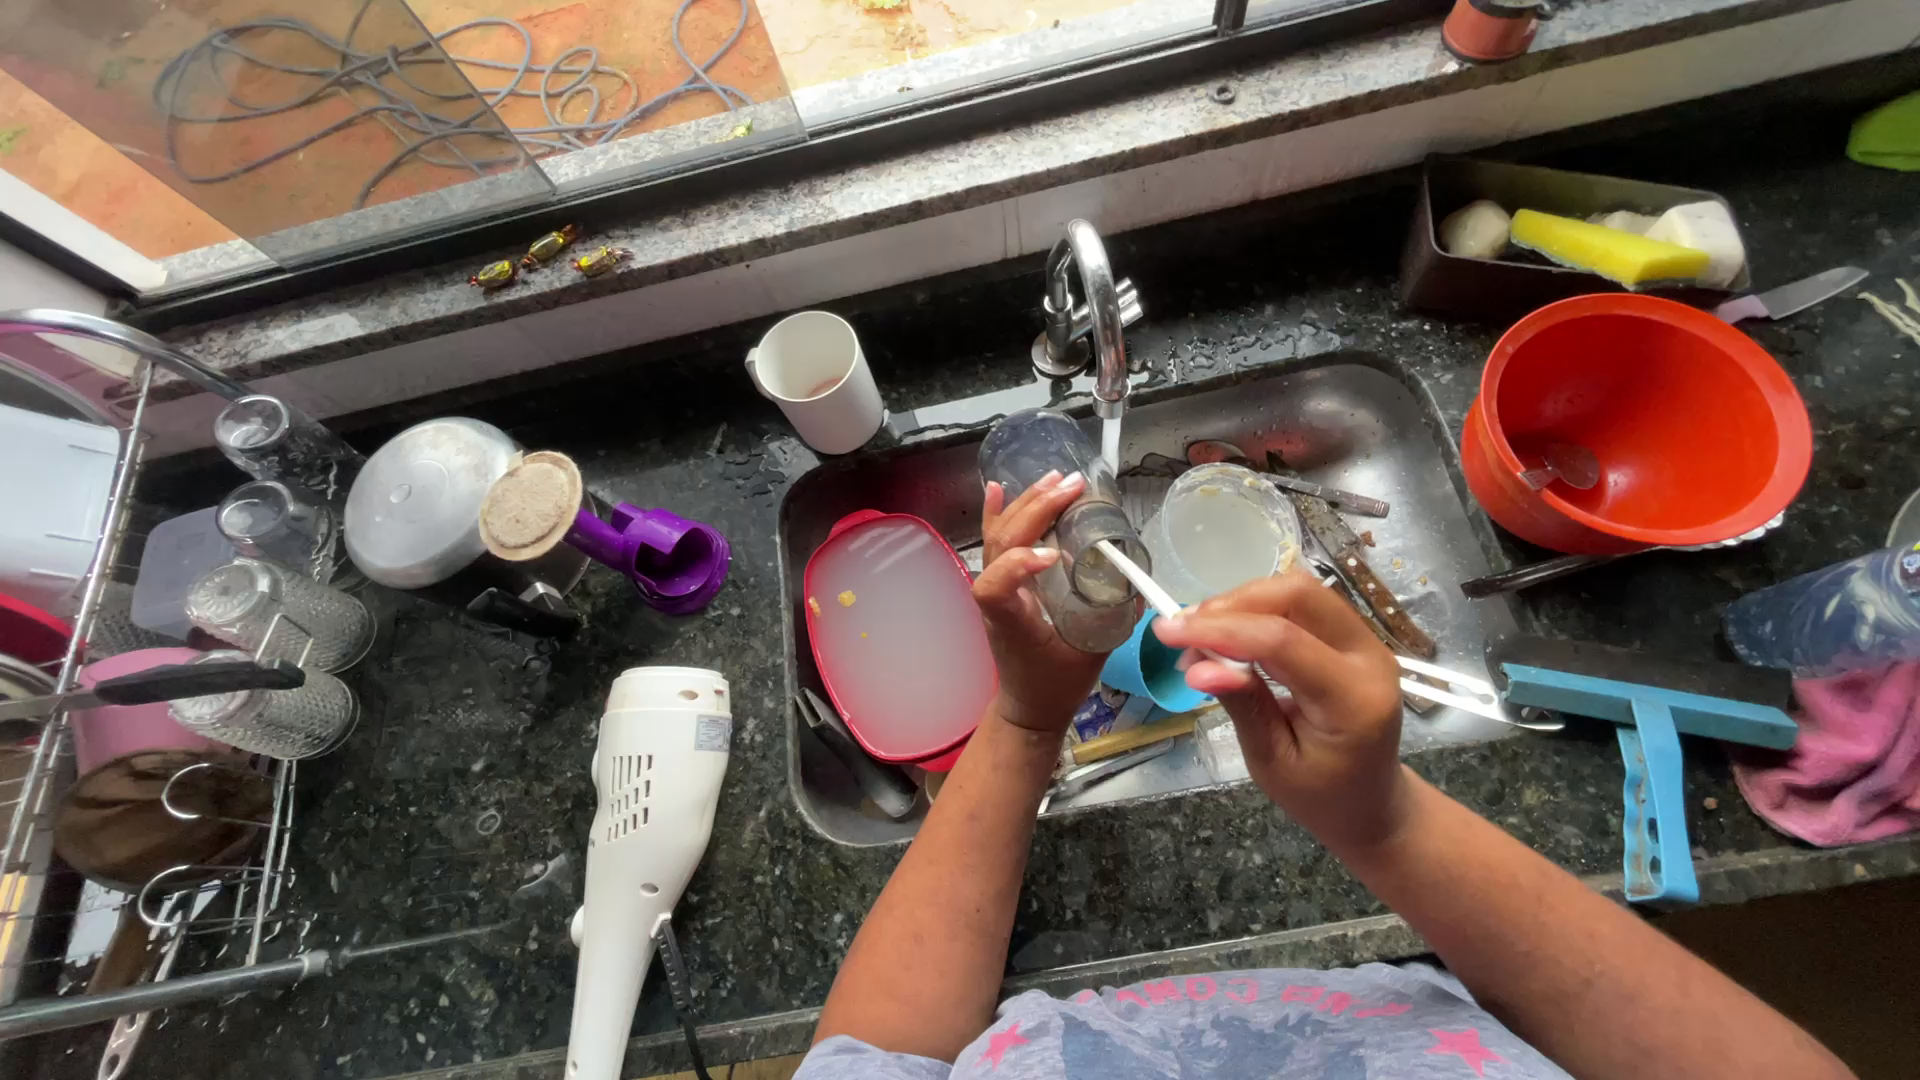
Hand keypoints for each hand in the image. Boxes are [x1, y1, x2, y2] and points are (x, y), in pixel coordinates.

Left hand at [973, 471, 1108, 733]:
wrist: (1028, 703)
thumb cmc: (1057, 684)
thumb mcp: (1091, 655)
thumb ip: (1113, 618)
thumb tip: (1138, 581)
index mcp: (1013, 622)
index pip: (995, 587)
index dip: (1018, 564)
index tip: (1054, 556)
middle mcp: (995, 600)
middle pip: (1001, 545)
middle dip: (1035, 510)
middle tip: (1070, 487)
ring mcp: (993, 589)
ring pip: (998, 538)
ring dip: (1025, 504)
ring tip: (1055, 479)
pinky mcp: (998, 583)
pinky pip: (993, 543)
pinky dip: (996, 514)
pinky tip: (998, 487)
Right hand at [1152, 571, 1410, 852]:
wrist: (1371, 803)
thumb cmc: (1320, 794)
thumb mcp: (1272, 762)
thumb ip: (1242, 705)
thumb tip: (1198, 668)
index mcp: (1354, 700)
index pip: (1282, 641)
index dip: (1219, 630)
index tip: (1167, 633)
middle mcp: (1368, 658)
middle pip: (1296, 594)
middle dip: (1232, 603)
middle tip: (1185, 631)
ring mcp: (1364, 640)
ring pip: (1296, 589)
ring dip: (1240, 602)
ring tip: (1199, 633)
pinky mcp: (1350, 635)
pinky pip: (1299, 602)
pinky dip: (1255, 608)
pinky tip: (1226, 632)